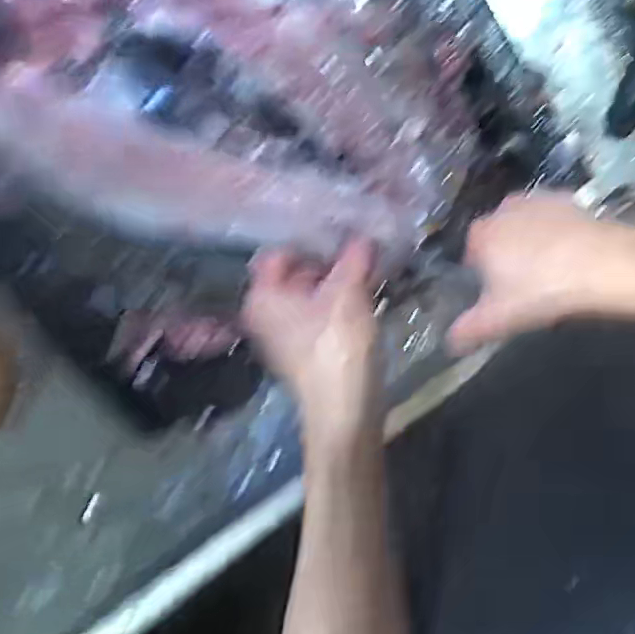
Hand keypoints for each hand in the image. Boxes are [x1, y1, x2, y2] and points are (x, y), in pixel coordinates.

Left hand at [242, 239, 381, 447]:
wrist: (345, 407)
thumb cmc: (337, 345)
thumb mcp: (349, 292)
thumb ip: (356, 257)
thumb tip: (364, 235)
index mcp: (263, 297)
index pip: (280, 251)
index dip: (310, 237)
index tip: (341, 226)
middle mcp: (267, 312)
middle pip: (298, 269)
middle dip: (331, 256)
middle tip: (363, 241)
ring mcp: (288, 331)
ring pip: (315, 289)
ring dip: (341, 275)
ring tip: (372, 261)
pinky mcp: (309, 345)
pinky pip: (324, 308)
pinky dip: (343, 296)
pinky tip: (370, 287)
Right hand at [447, 192, 634, 351]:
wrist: (601, 264)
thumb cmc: (543, 291)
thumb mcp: (499, 319)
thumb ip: (468, 330)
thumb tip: (451, 341)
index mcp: (482, 234)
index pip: (472, 252)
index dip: (483, 274)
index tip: (498, 294)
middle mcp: (506, 209)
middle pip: (500, 235)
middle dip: (508, 255)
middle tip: (526, 286)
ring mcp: (539, 199)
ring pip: (527, 224)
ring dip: (533, 241)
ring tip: (551, 272)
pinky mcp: (570, 199)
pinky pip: (556, 219)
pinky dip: (560, 232)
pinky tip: (572, 254)